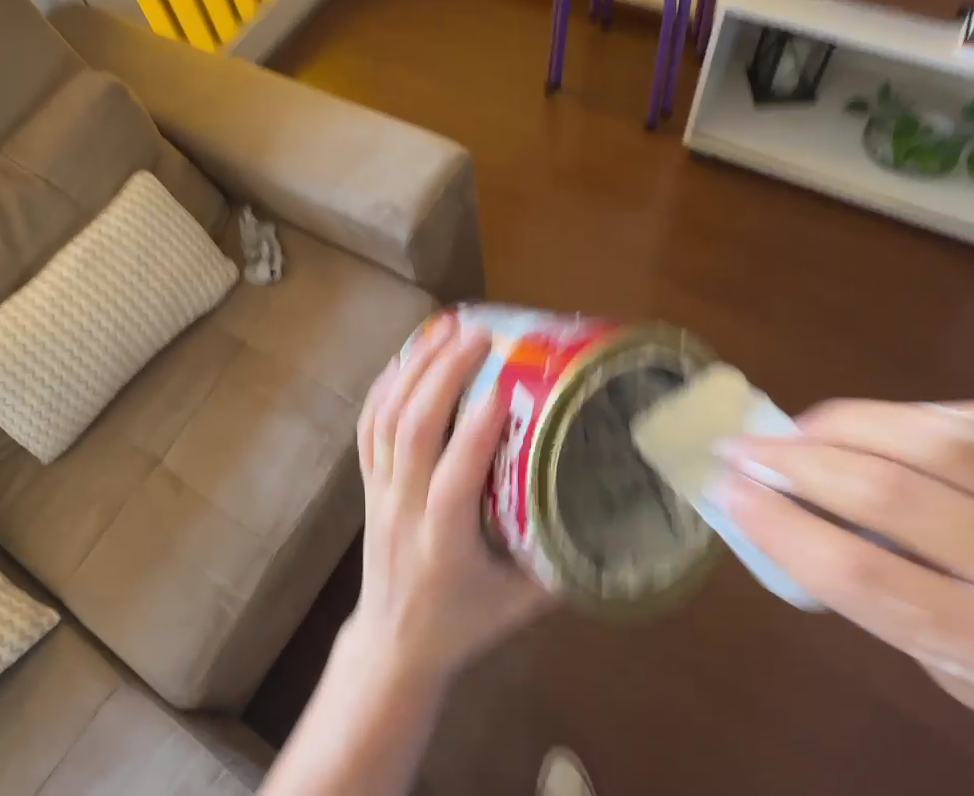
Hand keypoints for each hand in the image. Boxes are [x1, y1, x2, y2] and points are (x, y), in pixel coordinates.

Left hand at [343, 314, 553, 688]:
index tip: (503, 384)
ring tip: (445, 327)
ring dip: (414, 368)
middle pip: (411, 432)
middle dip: (442, 375)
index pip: (454, 480)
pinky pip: (367, 426)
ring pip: (385, 420)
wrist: (393, 645)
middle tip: (478, 334)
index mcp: (444, 543)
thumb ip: (561, 560)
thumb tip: (607, 509)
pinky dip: (386, 385)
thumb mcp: (522, 603)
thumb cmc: (463, 622)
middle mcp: (404, 509)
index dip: (476, 431)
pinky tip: (407, 355)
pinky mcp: (366, 483)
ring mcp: (377, 492)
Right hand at [720, 399, 973, 795]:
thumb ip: (899, 606)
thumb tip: (806, 520)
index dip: (782, 524)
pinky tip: (874, 424)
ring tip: (796, 428)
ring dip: (847, 425)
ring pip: (942, 441)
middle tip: (741, 447)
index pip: (867, 576)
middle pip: (896, 496)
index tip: (728, 490)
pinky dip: (913, 418)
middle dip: (797, 462)